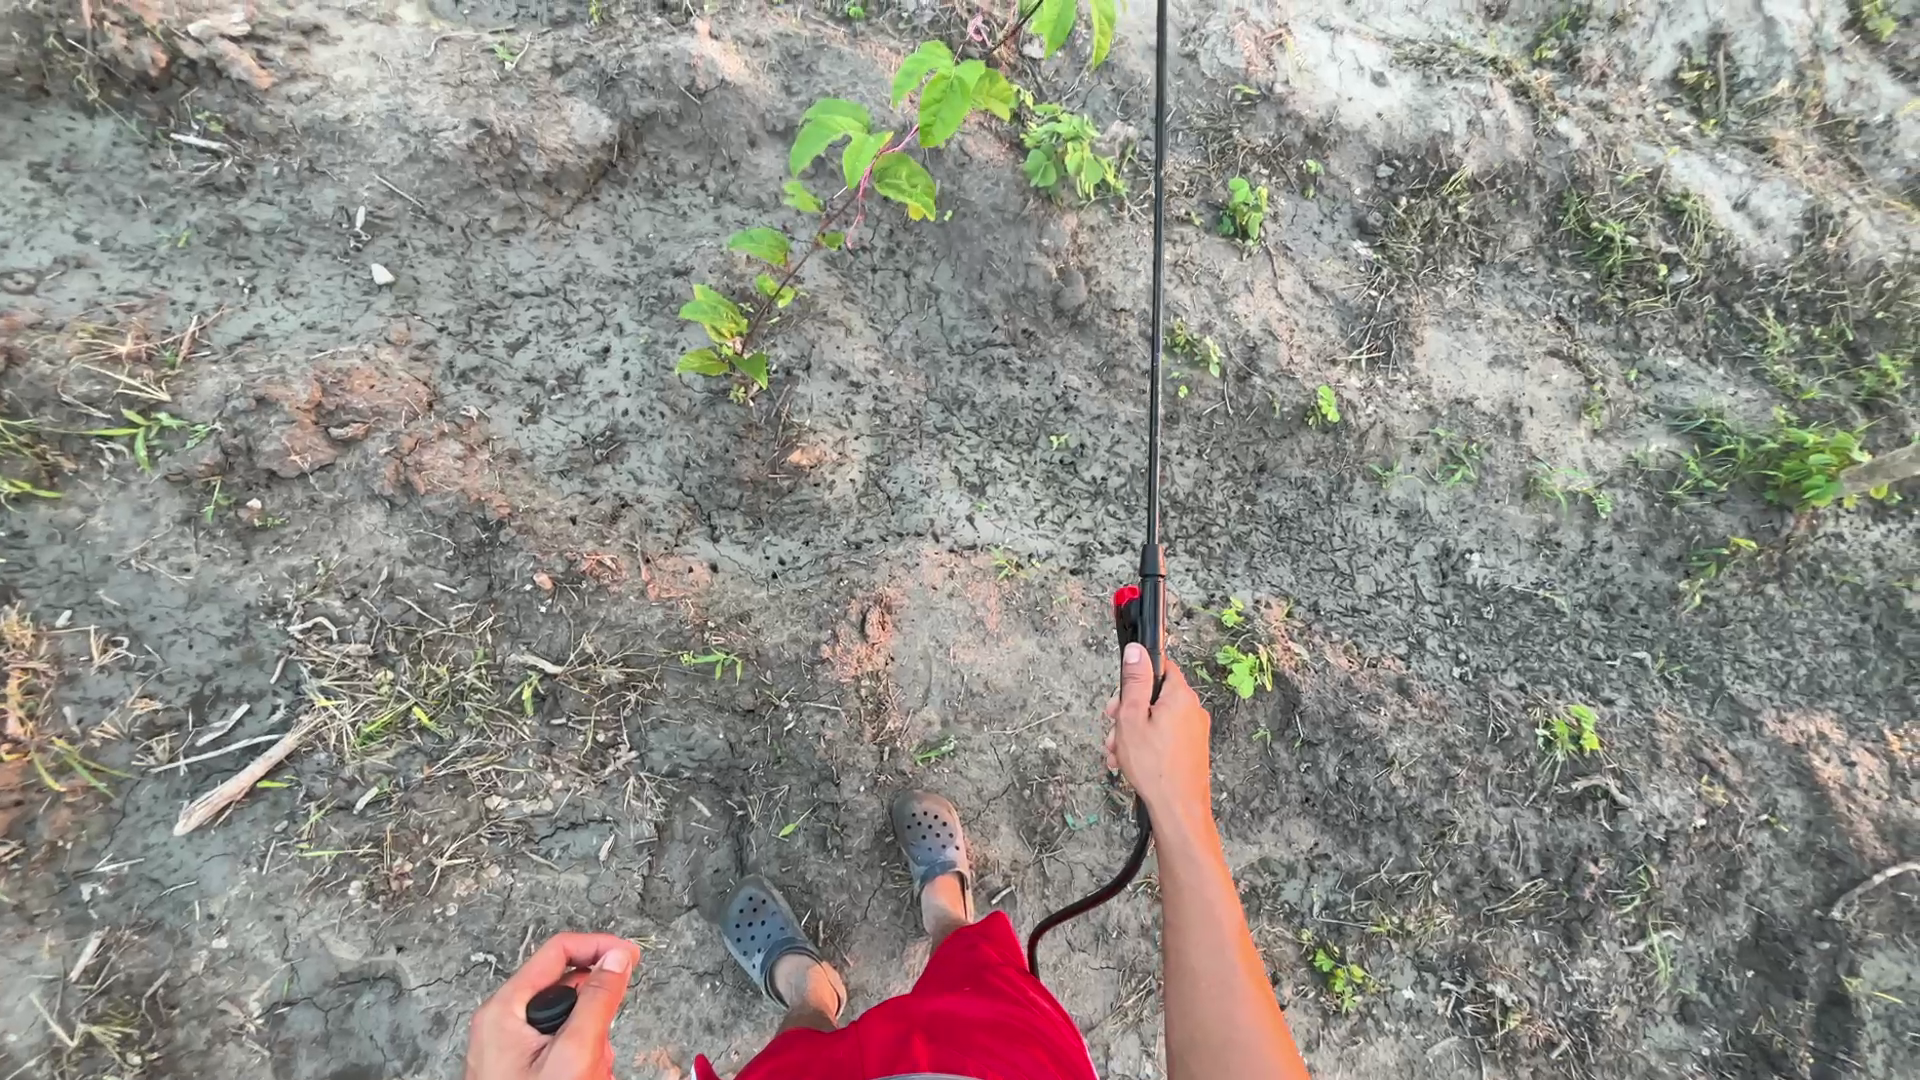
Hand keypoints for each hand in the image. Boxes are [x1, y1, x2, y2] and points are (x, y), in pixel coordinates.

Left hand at [464, 933, 639, 1079]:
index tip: (630, 959)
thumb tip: (617, 958)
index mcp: (504, 1009)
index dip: (600, 947)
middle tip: (605, 1037)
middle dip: (597, 1010)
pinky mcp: (524, 1066)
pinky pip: (565, 1044)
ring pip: (571, 1017)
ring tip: (589, 1073)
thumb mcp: (573, 1054)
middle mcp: (504, 1021)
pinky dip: (583, 1059)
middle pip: (568, 984)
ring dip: (592, 1042)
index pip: (560, 949)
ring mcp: (513, 1046)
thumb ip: (598, 1000)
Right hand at [1105, 643, 1212, 833]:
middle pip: (1155, 695)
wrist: (1178, 810)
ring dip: (1134, 730)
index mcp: (1180, 696)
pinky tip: (1131, 761)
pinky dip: (1147, 742)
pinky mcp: (1192, 748)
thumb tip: (1137, 651)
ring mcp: (1194, 730)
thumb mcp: (1132, 717)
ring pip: (1157, 718)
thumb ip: (1134, 682)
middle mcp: (1192, 709)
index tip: (1120, 695)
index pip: (1160, 666)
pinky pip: (1165, 735)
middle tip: (1114, 726)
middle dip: (1128, 709)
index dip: (1136, 678)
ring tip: (1119, 751)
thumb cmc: (1154, 766)